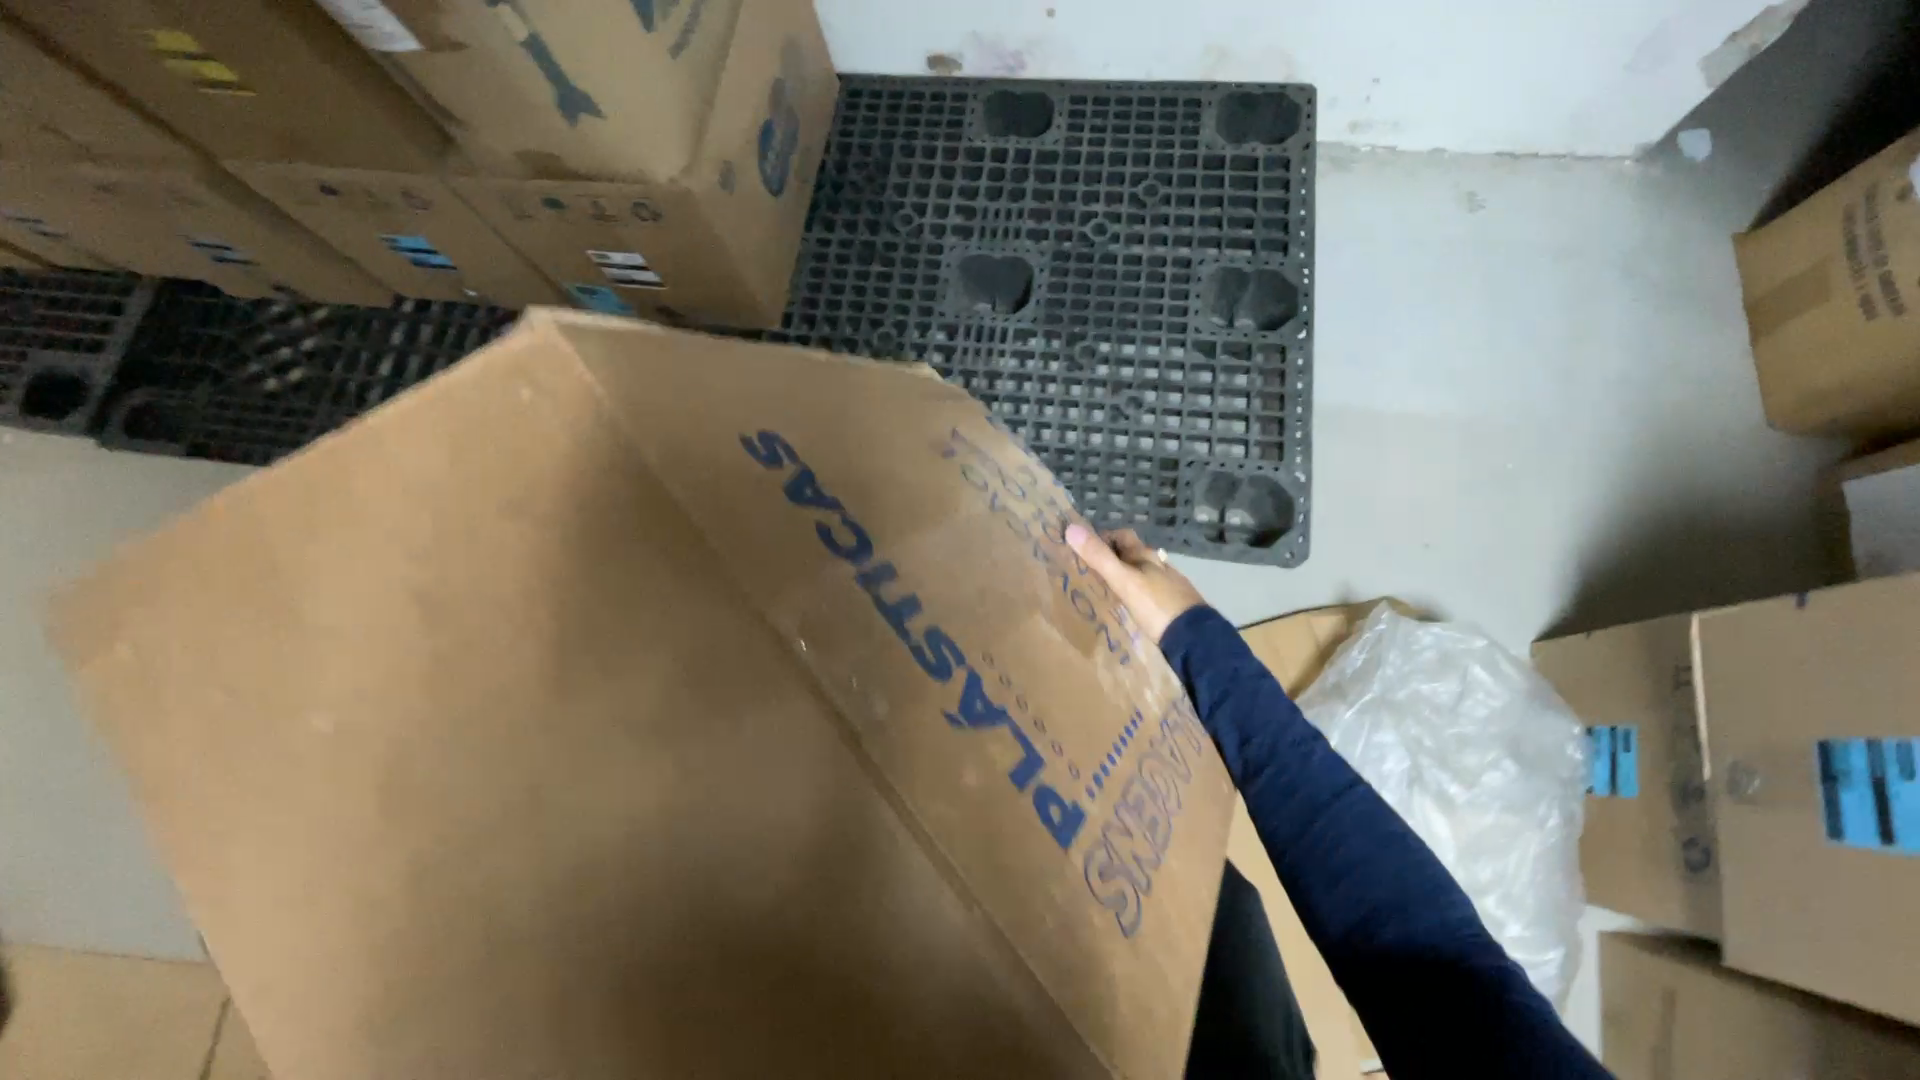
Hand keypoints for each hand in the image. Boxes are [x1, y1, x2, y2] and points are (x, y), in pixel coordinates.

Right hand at [1065, 524, 1206, 644]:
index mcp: (1146, 557)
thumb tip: (1071, 528)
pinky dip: (1141, 598)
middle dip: (1115, 560)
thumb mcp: (1123, 581)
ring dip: (1129, 580)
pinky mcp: (1177, 606)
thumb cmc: (1157, 605)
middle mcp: (1160, 566)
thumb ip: (1099, 557)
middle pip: (1135, 555)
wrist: (1195, 637)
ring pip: (1145, 576)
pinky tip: (1134, 612)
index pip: (1124, 536)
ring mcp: (1171, 587)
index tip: (1086, 550)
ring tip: (1109, 595)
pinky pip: (1154, 595)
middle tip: (1092, 575)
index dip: (1105, 537)